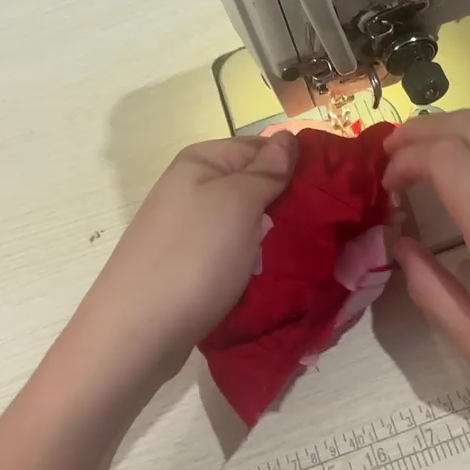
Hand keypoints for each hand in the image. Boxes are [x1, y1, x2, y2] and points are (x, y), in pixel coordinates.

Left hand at [64, 134, 296, 386]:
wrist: (137, 332)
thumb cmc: (193, 256)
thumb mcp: (238, 202)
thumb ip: (266, 170)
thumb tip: (287, 137)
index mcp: (201, 161)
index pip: (264, 147)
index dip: (298, 165)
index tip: (332, 193)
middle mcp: (192, 187)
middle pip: (255, 185)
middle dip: (286, 205)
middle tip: (319, 230)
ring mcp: (189, 228)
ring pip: (247, 223)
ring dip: (271, 238)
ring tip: (300, 256)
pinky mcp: (190, 265)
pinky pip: (232, 252)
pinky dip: (252, 262)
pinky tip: (269, 277)